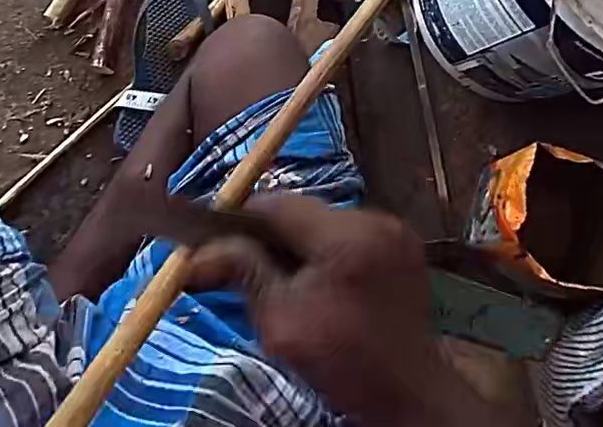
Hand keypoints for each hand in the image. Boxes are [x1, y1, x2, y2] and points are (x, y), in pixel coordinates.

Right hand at [187, 195, 507, 426]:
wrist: (410, 397)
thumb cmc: (342, 362)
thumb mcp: (280, 323)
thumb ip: (241, 273)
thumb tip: (193, 252)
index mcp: (345, 236)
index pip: (278, 204)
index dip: (243, 214)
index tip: (218, 232)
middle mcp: (372, 218)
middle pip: (301, 209)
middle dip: (272, 230)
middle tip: (247, 256)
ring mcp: (391, 227)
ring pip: (323, 218)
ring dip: (300, 238)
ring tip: (286, 270)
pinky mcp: (400, 239)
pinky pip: (347, 229)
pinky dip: (326, 245)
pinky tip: (320, 273)